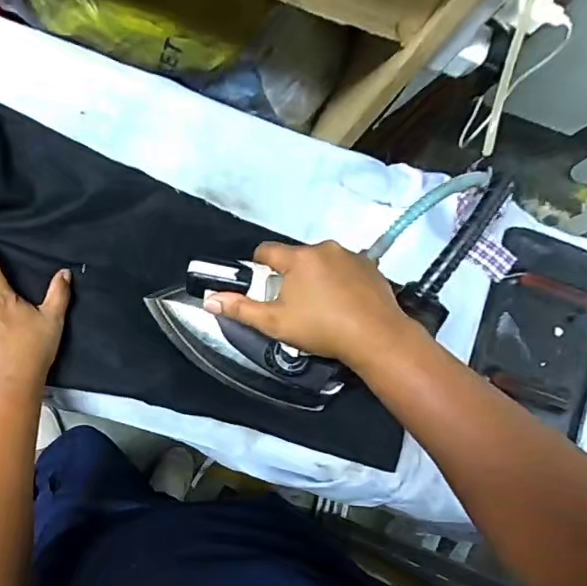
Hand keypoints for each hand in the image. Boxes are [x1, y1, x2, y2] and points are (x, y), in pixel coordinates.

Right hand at [202, 240, 417, 370]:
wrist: (376, 337)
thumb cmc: (320, 328)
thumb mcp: (274, 323)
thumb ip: (241, 309)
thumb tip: (210, 299)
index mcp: (298, 258)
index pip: (266, 251)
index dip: (257, 266)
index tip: (260, 284)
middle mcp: (324, 248)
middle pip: (296, 257)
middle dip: (290, 276)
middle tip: (291, 305)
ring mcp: (352, 256)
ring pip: (322, 262)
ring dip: (316, 277)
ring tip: (320, 307)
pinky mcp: (372, 267)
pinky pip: (346, 269)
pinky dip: (340, 281)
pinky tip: (343, 304)